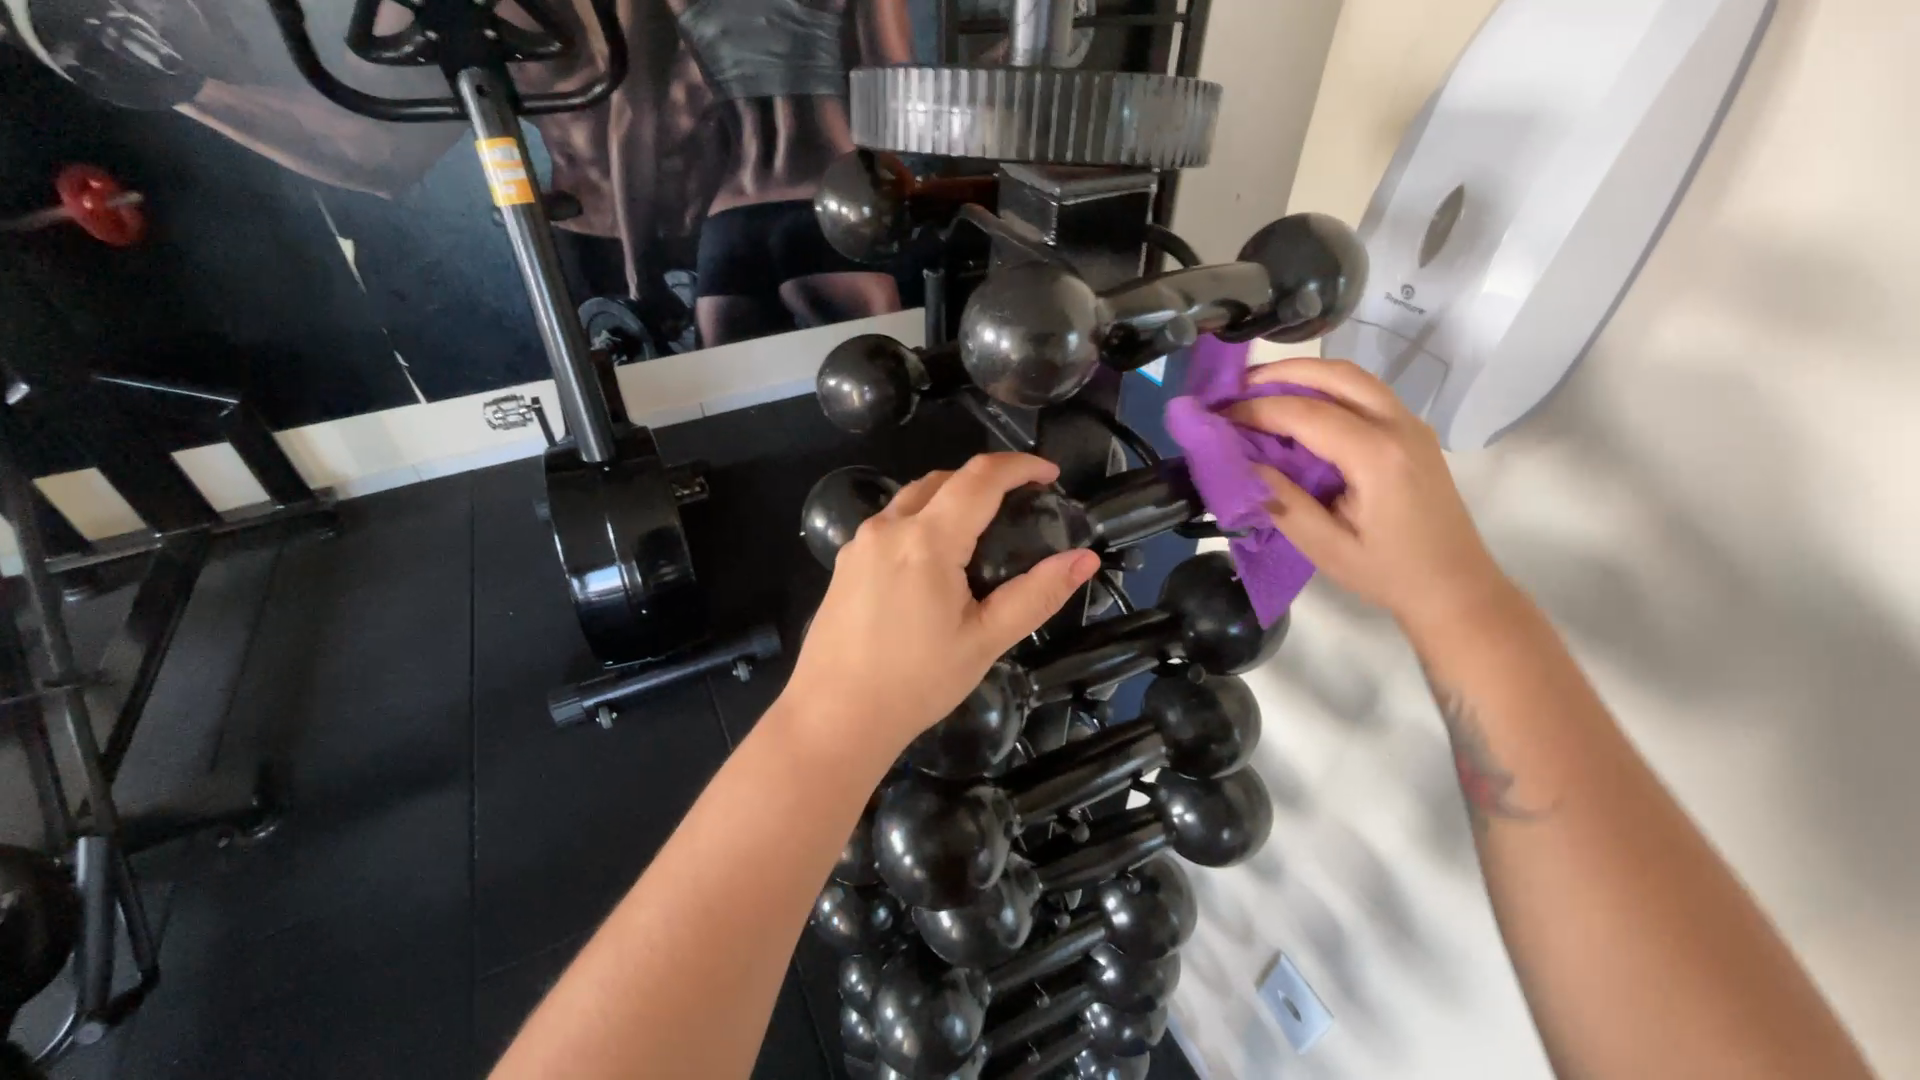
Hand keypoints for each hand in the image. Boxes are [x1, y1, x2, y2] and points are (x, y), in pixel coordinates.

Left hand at [784, 453, 1100, 758]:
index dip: (1020, 466)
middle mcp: (888, 528)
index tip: (1050, 474)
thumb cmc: (916, 682)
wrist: (835, 717)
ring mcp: (859, 544)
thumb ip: (1037, 595)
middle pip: (943, 479)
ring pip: (912, 498)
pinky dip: (922, 519)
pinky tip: (936, 559)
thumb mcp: (986, 641)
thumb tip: (1085, 559)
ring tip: (982, 527)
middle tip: (1021, 502)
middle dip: (986, 479)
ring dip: (951, 497)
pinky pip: (890, 523)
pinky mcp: (844, 564)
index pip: (980, 478)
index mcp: (927, 540)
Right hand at [1226, 358, 1513, 631]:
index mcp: (1377, 456)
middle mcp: (1399, 427)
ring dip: (1306, 375)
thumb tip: (1242, 466)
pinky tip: (1299, 408)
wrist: (1455, 586)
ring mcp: (1411, 425)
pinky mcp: (1412, 433)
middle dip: (1281, 373)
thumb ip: (1283, 503)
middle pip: (1336, 376)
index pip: (1306, 413)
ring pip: (1354, 378)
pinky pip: (1365, 393)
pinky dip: (1327, 389)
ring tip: (1261, 389)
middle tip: (1236, 385)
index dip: (1257, 410)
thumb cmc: (1389, 573)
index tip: (1218, 416)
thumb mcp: (1326, 547)